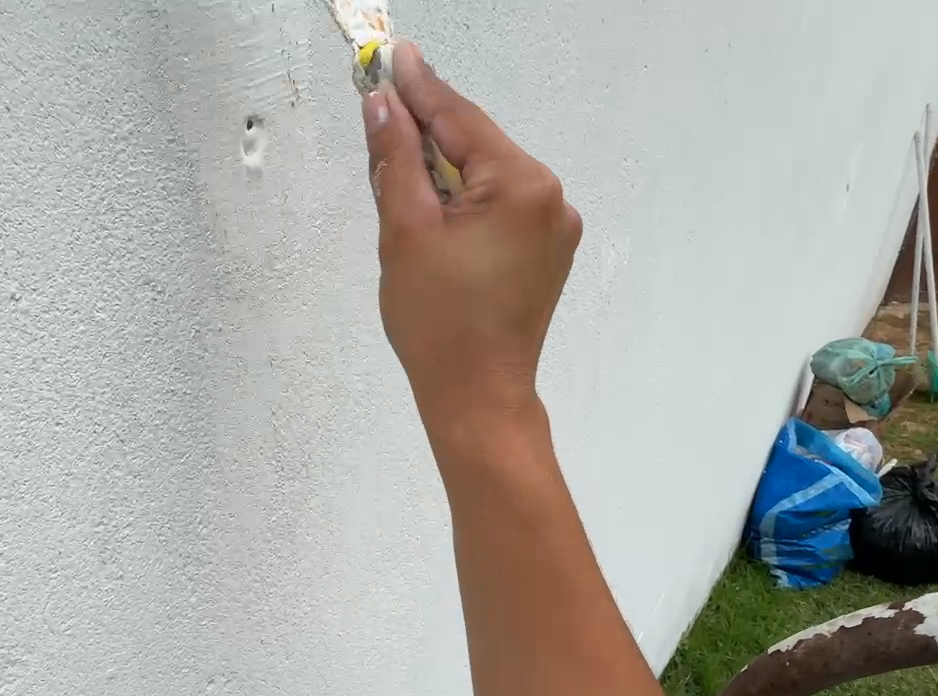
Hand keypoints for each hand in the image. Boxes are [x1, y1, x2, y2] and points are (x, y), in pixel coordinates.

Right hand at [362, 42, 581, 432]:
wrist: (476, 397)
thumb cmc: (437, 324)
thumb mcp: (404, 234)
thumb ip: (395, 162)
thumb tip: (383, 106)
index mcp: (520, 184)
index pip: (459, 120)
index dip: (419, 88)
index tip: (393, 56)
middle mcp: (551, 197)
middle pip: (476, 150)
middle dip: (427, 144)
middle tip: (385, 131)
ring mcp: (555, 230)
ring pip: (487, 184)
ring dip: (445, 182)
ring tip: (404, 201)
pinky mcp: (547, 258)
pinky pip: (501, 215)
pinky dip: (467, 212)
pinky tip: (438, 231)